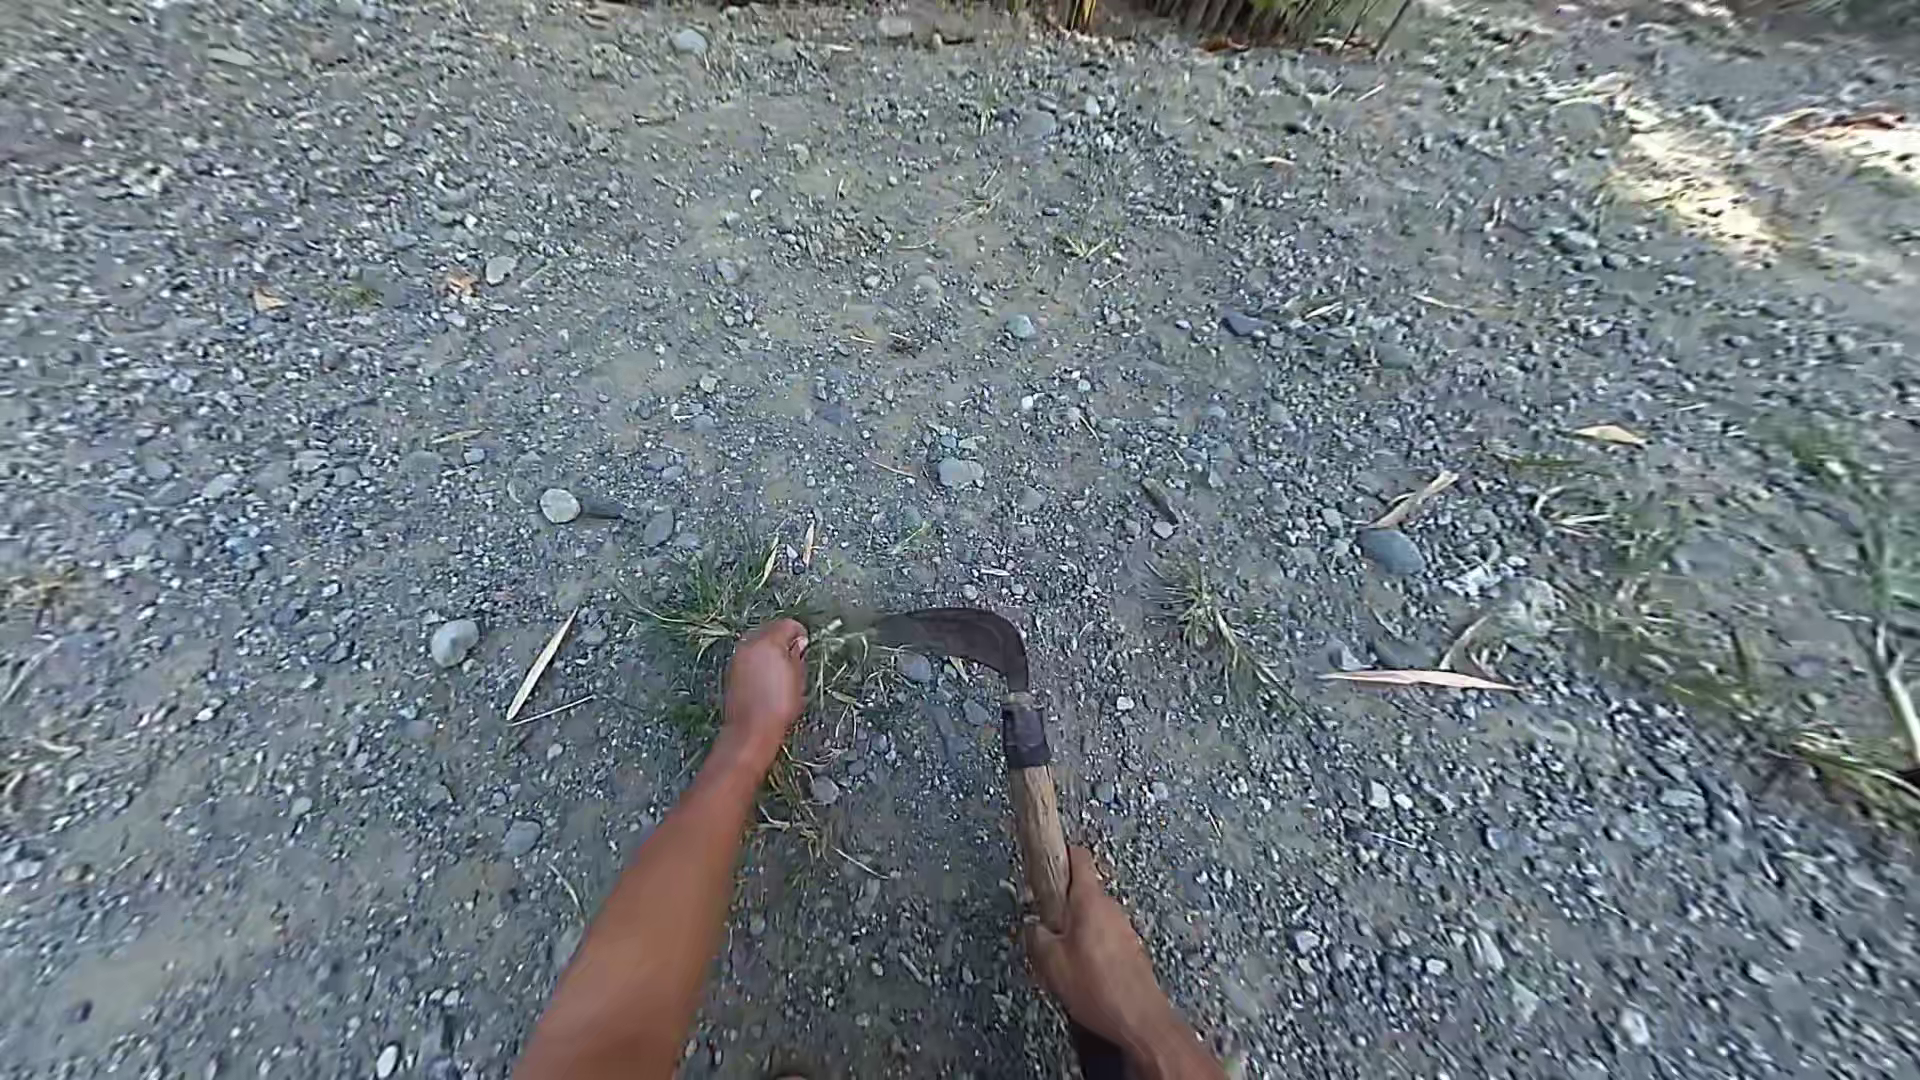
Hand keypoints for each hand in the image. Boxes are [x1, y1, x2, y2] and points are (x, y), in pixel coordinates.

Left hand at [719, 619, 807, 761]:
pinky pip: (749, 653)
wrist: (751, 729)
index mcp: (769, 642)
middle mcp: (750, 644)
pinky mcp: (732, 669)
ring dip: (770, 646)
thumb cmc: (780, 704)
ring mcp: (738, 656)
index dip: (800, 633)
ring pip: (757, 640)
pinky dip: (759, 656)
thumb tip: (799, 643)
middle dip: (783, 636)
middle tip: (795, 653)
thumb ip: (798, 655)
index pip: (788, 624)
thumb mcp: (798, 678)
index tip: (805, 645)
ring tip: (781, 665)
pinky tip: (767, 673)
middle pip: (770, 628)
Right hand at [1026, 848, 1219, 1077]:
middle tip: (1048, 920)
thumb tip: (1031, 926)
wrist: (1141, 1022)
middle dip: (1064, 900)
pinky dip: (1094, 942)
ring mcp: (1123, 926)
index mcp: (1089, 899)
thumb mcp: (1051, 962)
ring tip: (1065, 952)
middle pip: (1083, 886)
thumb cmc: (1100, 989)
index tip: (1047, 860)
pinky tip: (1085, 969)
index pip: (1078, 856)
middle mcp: (1110, 906)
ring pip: (1095, 912)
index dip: (1060, 853)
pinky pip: (1107, 932)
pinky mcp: (1131, 947)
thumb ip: (1035, 936)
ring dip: (1079, 924)